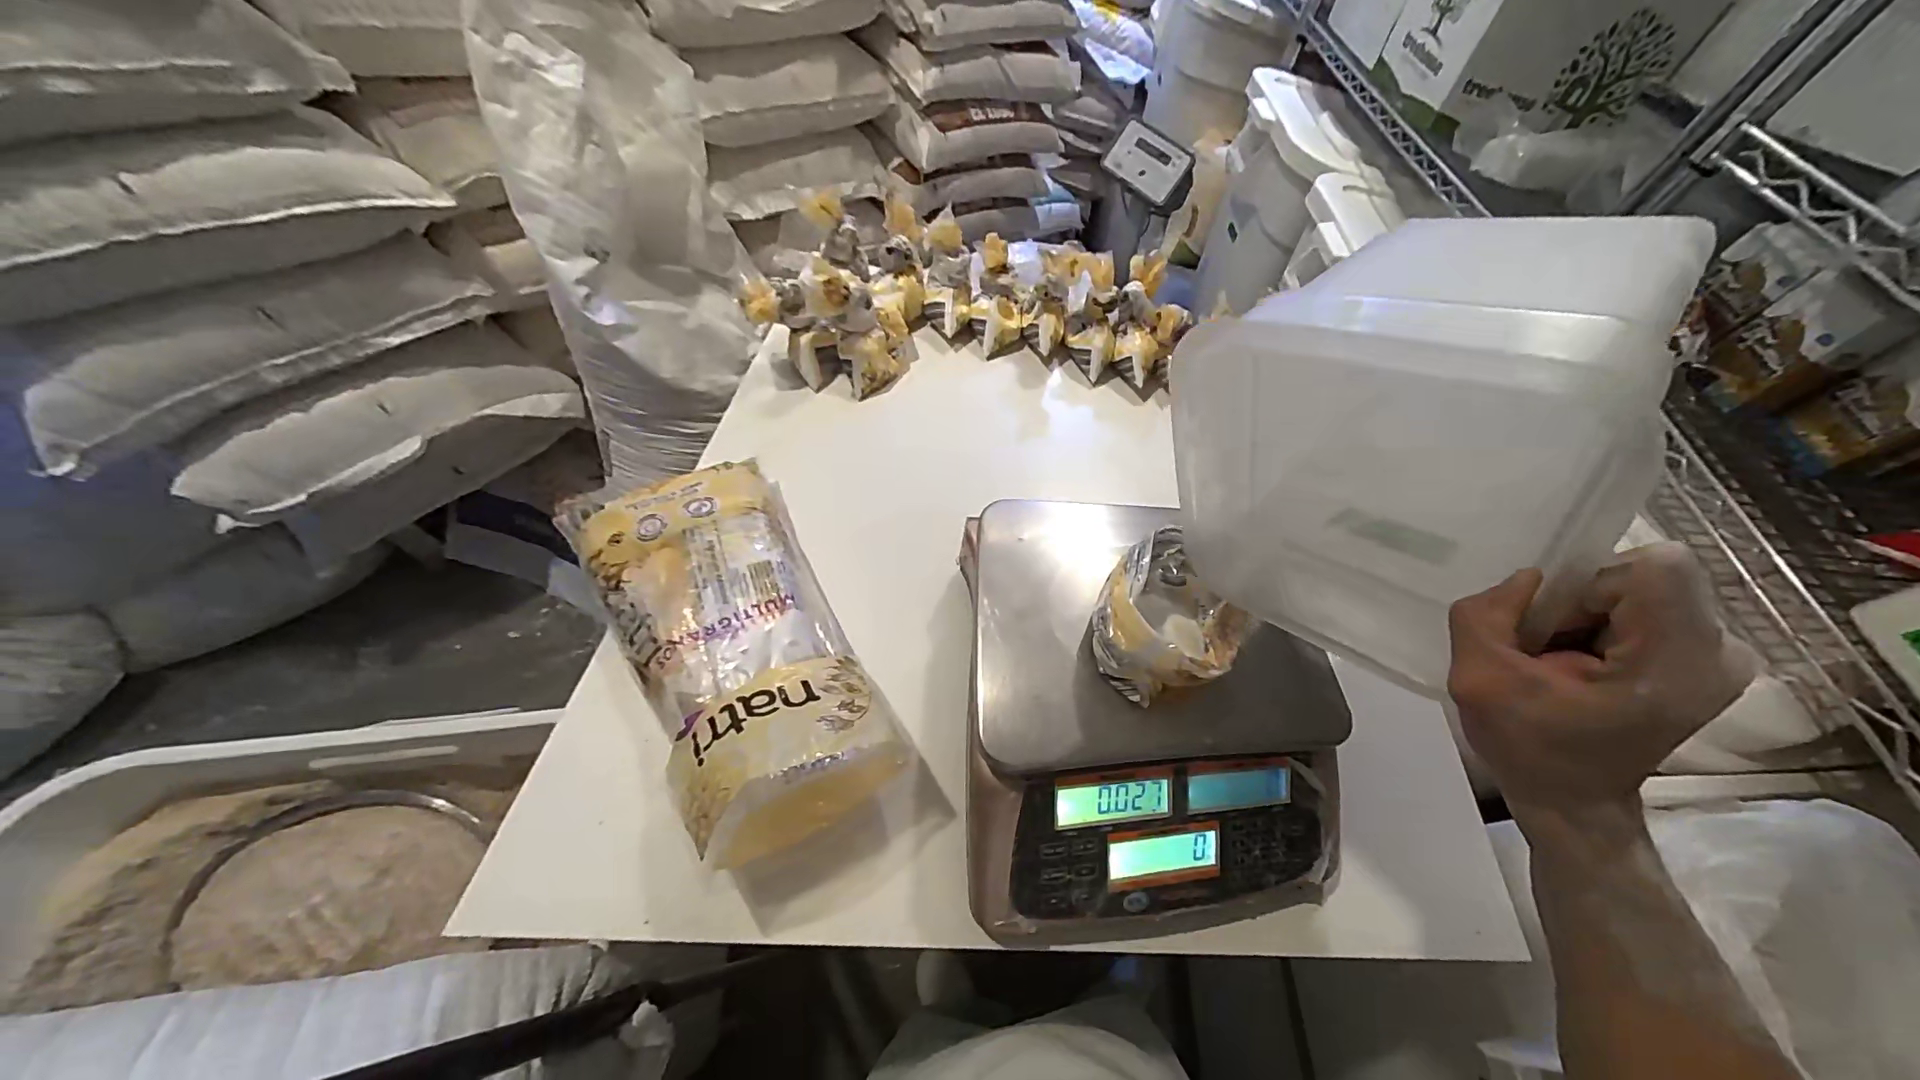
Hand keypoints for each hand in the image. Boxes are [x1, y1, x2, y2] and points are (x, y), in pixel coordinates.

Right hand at [1446, 542, 1756, 816]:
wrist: (1570, 800)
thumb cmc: (1528, 746)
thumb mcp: (1477, 679)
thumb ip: (1486, 614)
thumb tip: (1527, 580)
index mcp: (1675, 662)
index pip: (1654, 569)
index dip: (1588, 586)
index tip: (1555, 629)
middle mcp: (1717, 652)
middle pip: (1644, 575)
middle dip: (1581, 601)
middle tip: (1547, 648)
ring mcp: (1717, 656)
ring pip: (1641, 588)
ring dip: (1585, 613)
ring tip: (1560, 660)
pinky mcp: (1702, 658)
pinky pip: (1646, 607)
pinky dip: (1600, 624)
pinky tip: (1578, 664)